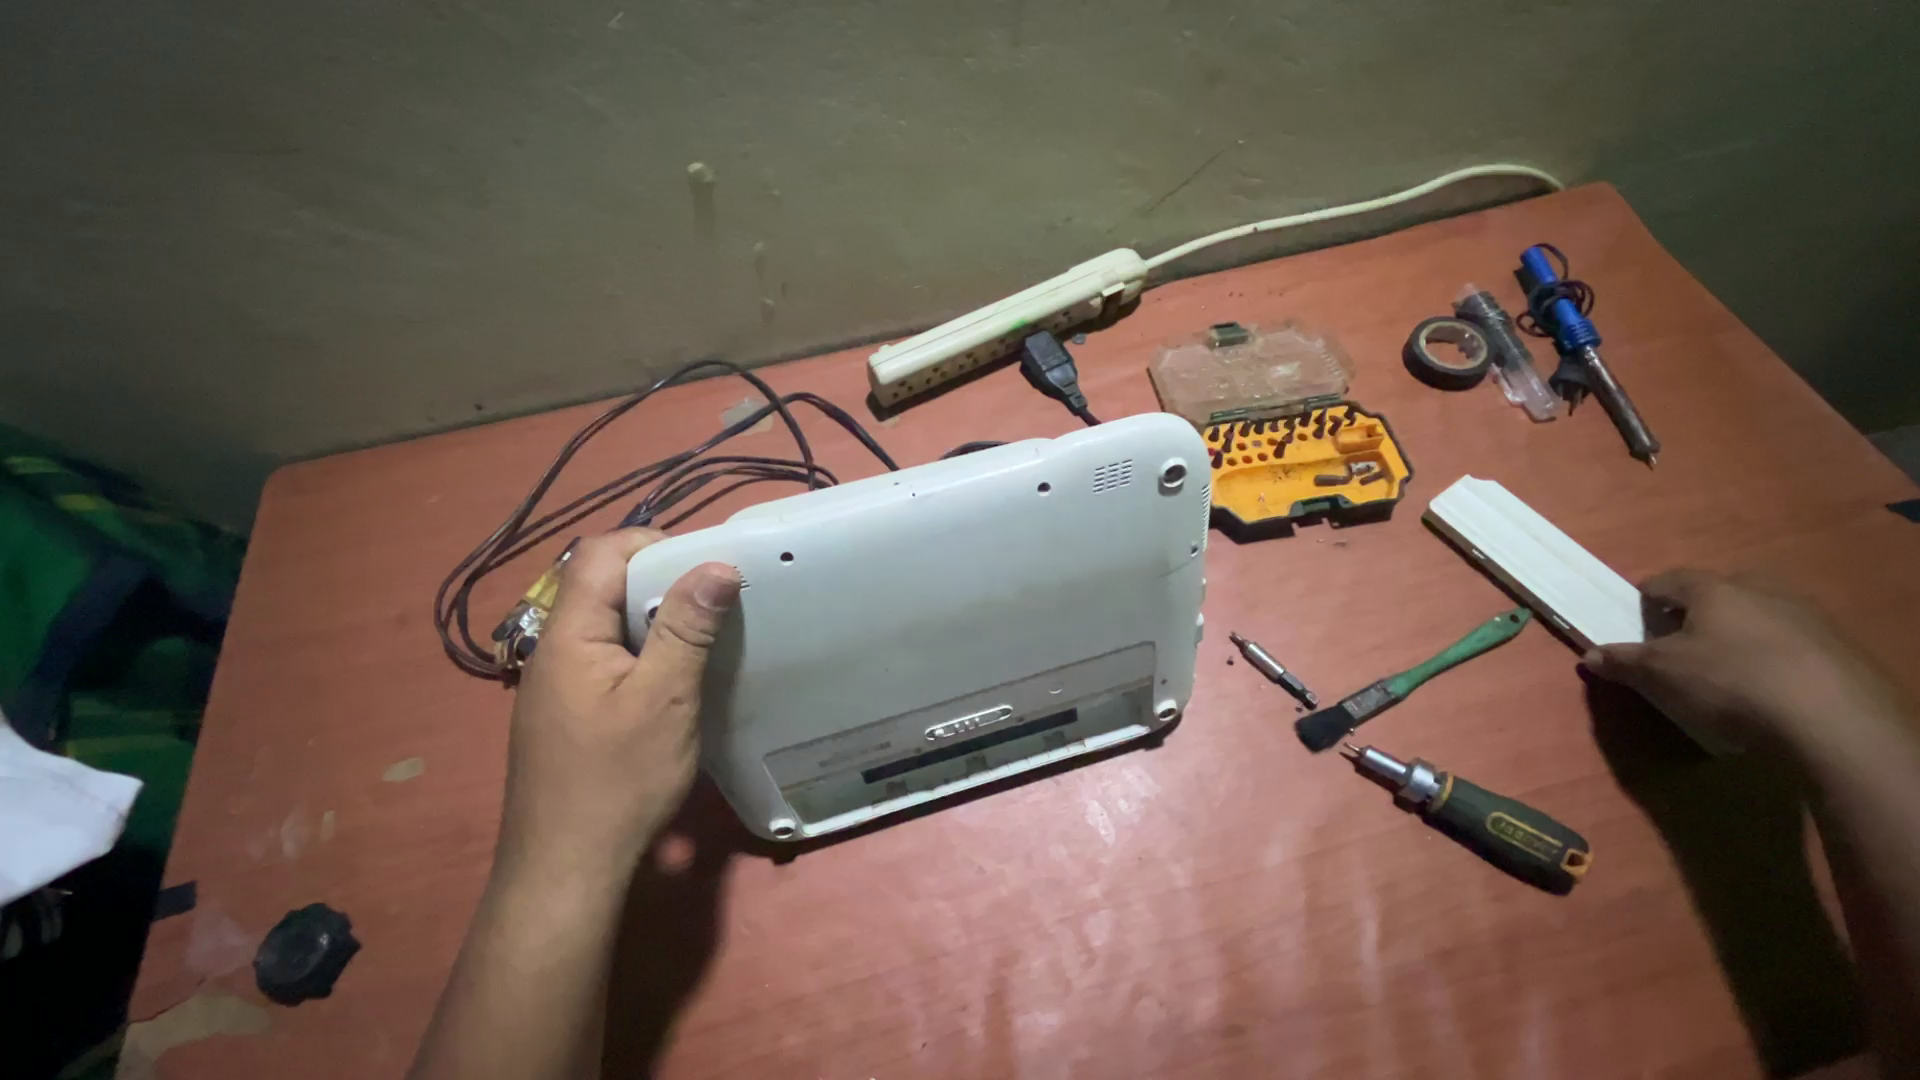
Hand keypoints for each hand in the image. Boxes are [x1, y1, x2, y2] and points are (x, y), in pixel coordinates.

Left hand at [494, 529, 739, 884]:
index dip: (653, 544)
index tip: (706, 566)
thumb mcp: (664, 699)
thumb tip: (717, 564)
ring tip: (707, 638)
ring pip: (610, 625)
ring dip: (658, 621)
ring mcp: (559, 685)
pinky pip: (609, 660)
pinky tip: (678, 682)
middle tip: (717, 603)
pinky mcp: (571, 714)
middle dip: (663, 582)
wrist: (565, 872)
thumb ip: (687, 628)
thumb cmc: (618, 780)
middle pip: (604, 585)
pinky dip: (646, 654)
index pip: (601, 553)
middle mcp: (556, 650)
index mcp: (569, 635)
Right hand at [1583, 569, 1905, 754]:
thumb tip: (1590, 656)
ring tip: (1722, 669)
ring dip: (1737, 634)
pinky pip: (1790, 642)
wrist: (1834, 722)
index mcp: (1714, 589)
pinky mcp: (1840, 649)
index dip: (1644, 600)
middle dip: (1696, 613)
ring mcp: (1808, 617)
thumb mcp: (1659, 674)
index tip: (1636, 624)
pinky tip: (1765, 686)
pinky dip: (1771, 656)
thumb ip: (1622, 661)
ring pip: (1757, 616)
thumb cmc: (1728, 682)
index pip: (1666, 580)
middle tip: (1680, 644)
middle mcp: (1762, 591)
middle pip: (1718, 593)